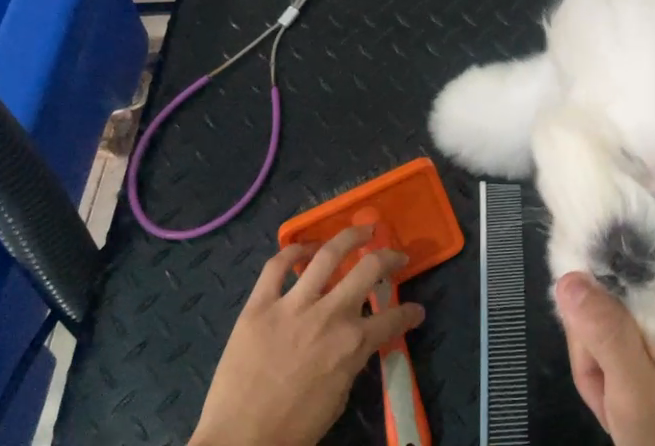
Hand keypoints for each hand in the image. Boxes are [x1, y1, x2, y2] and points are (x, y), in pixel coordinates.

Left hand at [191, 226, 425, 445]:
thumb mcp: (338, 399)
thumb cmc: (293, 431)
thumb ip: (351, 362)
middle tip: (395, 255)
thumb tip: (354, 343)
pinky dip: (293, 251)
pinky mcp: (259, 305)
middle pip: (369, 268)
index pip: (394, 319)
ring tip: (363, 230)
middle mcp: (329, 314)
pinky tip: (304, 249)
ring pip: (328, 254)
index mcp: (353, 344)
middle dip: (390, 257)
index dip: (410, 313)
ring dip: (351, 236)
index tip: (416, 310)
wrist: (238, 442)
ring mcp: (292, 305)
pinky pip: (276, 266)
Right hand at [557, 273, 654, 445]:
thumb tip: (570, 279)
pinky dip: (628, 377)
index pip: (595, 291)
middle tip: (616, 404)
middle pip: (604, 312)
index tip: (599, 374)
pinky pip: (635, 346)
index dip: (584, 336)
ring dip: (611, 375)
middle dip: (598, 360)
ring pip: (615, 333)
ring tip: (629, 410)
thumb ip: (605, 334)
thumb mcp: (634, 393)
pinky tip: (640, 403)